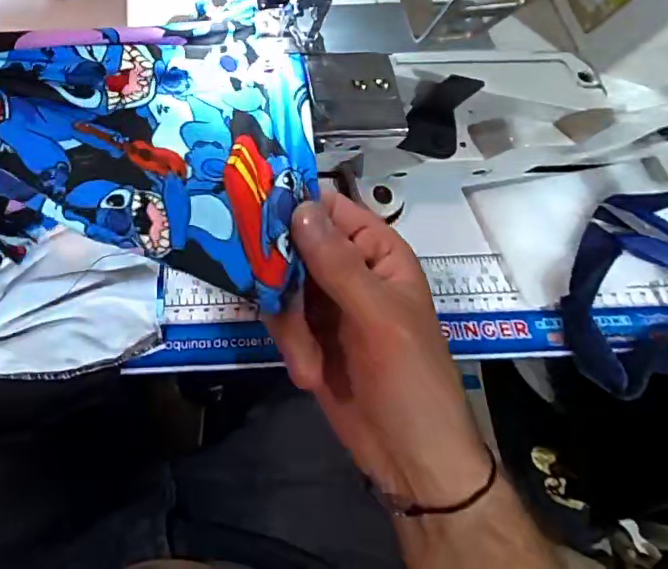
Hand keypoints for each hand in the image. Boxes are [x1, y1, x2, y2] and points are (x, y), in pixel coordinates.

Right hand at [267, 192, 491, 507]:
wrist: (413, 464)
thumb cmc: (412, 382)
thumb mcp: (379, 319)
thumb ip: (337, 264)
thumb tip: (299, 207)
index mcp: (376, 251)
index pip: (328, 207)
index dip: (294, 203)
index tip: (255, 209)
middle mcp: (347, 267)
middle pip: (293, 242)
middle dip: (280, 273)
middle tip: (274, 299)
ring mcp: (325, 300)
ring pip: (280, 281)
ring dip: (287, 321)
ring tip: (305, 358)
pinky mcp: (306, 332)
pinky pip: (279, 315)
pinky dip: (287, 341)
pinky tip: (307, 372)